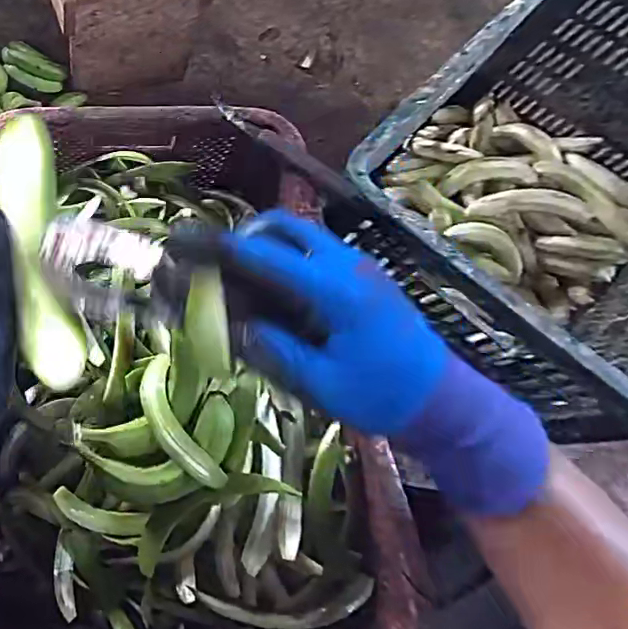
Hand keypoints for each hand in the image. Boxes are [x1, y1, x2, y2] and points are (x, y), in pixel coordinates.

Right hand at [207, 211, 549, 516]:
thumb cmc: (384, 397)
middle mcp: (346, 265)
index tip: (182, 243)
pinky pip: (309, 250)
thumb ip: (274, 351)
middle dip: (240, 237)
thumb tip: (231, 326)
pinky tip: (268, 290)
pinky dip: (279, 257)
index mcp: (337, 291)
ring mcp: (356, 265)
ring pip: (296, 234)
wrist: (445, 400)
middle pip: (281, 227)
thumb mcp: (322, 384)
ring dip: (260, 245)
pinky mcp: (359, 275)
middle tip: (211, 262)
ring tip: (234, 277)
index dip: (219, 249)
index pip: (265, 258)